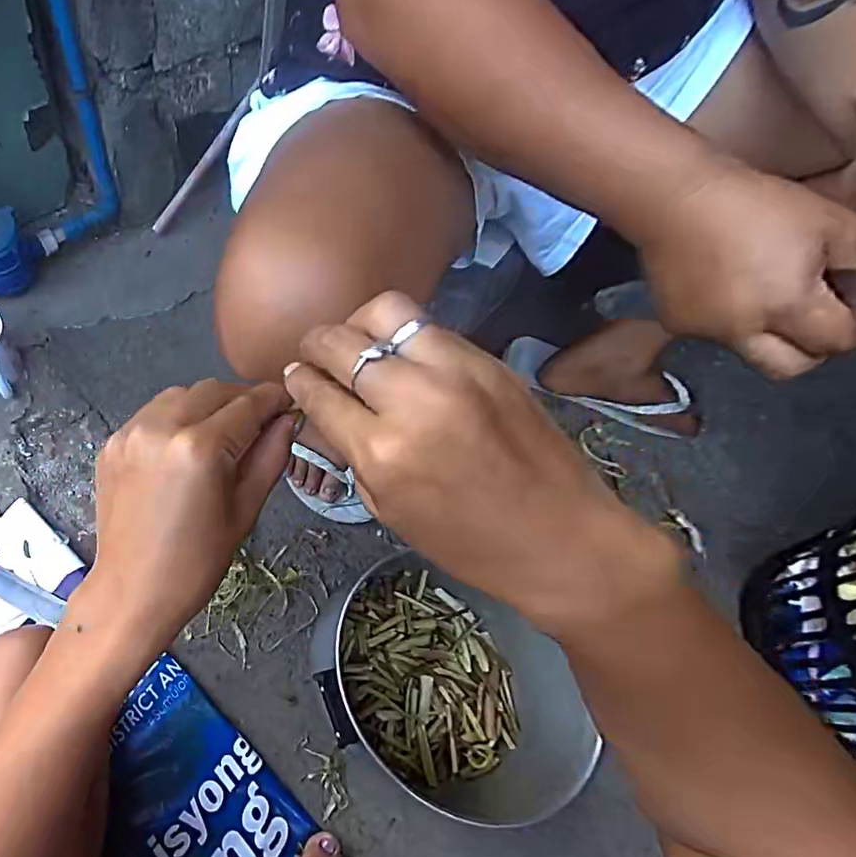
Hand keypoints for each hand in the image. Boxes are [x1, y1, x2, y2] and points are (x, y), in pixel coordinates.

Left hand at [79, 380, 295, 640]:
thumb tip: (287, 421)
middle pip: (213, 390)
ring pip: (180, 394)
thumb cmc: (195, 562)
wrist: (132, 590)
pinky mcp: (113, 443)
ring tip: (223, 432)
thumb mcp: (245, 510)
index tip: (287, 400)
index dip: (273, 399)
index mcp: (200, 448)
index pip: (247, 405)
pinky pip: (153, 413)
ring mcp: (131, 433)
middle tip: (260, 421)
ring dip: (207, 404)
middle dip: (241, 399)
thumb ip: (270, 457)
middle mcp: (161, 428)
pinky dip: (176, 418)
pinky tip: (186, 445)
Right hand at [285, 293, 680, 635]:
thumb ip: (351, 455)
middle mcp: (413, 400)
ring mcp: (456, 372)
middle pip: (341, 343)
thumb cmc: (468, 543)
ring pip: (386, 313)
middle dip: (316, 346)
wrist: (561, 537)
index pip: (320, 394)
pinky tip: (403, 356)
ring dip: (358, 325)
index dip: (298, 382)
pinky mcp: (488, 360)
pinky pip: (429, 327)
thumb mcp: (391, 510)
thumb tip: (322, 414)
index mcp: (382, 452)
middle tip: (314, 356)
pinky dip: (404, 335)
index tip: (293, 377)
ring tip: (358, 344)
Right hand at [642, 162, 855, 379]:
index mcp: (789, 305)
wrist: (676, 204)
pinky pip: (716, 334)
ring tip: (771, 298)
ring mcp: (707, 333)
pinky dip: (732, 321)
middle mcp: (745, 331)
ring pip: (752, 352)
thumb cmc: (758, 204)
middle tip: (823, 325)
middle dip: (814, 352)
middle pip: (790, 368)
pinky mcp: (679, 325)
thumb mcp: (831, 222)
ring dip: (771, 335)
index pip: (837, 342)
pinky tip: (729, 290)